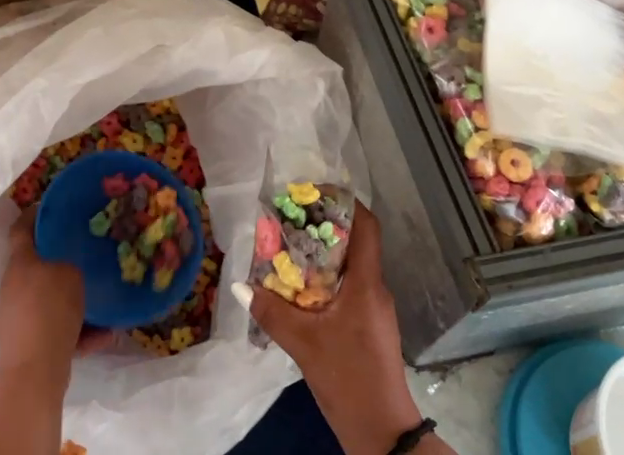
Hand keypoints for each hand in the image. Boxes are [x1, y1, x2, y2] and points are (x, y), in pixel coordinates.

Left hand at [0, 208, 112, 370]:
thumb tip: (70, 267)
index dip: (35, 214)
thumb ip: (71, 264)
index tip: (52, 206)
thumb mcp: (71, 275)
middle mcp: (13, 287)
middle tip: (84, 258)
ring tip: (103, 308)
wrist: (34, 369)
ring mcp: (16, 318)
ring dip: (74, 304)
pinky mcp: (26, 344)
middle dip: (60, 264)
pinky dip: (77, 332)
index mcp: (19, 263)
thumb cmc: (50, 310)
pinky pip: (56, 330)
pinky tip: (104, 335)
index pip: (21, 228)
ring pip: (49, 302)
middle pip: (36, 267)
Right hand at [239, 203, 446, 454]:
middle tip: (287, 221)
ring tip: (285, 252)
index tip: (312, 193)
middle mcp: (375, 289)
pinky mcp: (368, 327)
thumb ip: (272, 312)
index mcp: (367, 283)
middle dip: (321, 228)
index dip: (344, 204)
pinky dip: (323, 282)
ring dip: (320, 257)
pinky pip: (346, 290)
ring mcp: (374, 309)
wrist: (382, 431)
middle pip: (354, 243)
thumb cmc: (348, 377)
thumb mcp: (303, 343)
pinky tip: (297, 291)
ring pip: (348, 268)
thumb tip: (241, 284)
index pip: (367, 226)